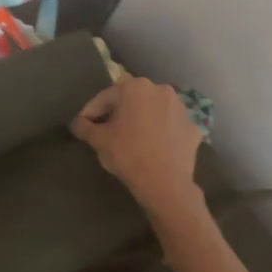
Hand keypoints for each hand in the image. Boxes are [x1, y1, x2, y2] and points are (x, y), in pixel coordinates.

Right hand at [70, 78, 204, 214]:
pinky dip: (160, 132)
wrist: (165, 183)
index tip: (82, 126)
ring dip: (140, 120)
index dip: (90, 112)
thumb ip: (84, 126)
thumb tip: (78, 123)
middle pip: (130, 101)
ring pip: (152, 111)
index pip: (104, 98)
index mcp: (135, 88)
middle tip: (106, 131)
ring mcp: (181, 108)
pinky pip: (169, 126)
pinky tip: (152, 146)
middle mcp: (160, 90)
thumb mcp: (97, 140)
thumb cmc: (127, 154)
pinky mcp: (193, 127)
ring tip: (130, 139)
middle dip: (117, 113)